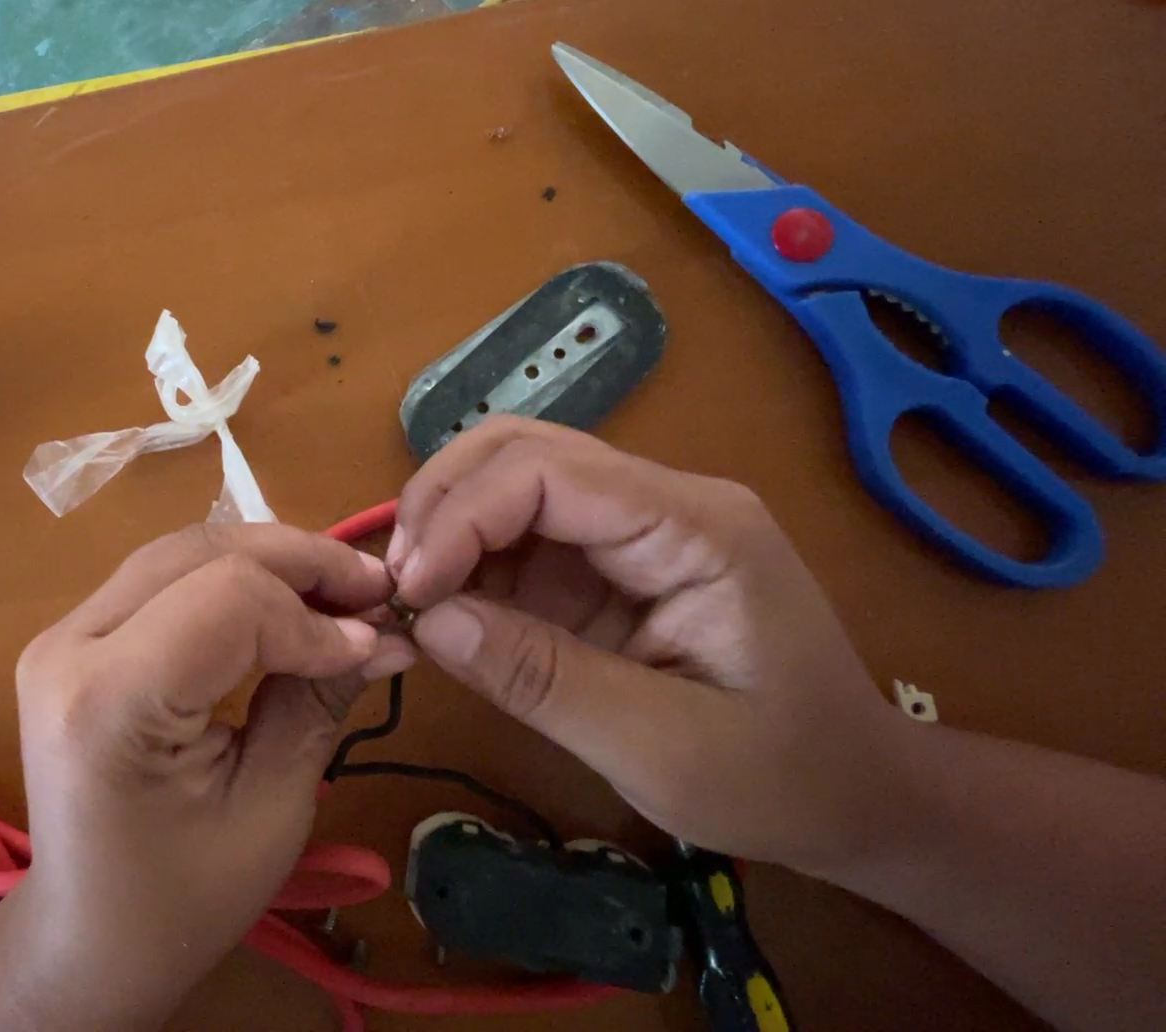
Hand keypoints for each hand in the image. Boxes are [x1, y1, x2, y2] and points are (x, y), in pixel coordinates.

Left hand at [0, 525, 411, 1030]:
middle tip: (373, 589)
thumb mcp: (271, 807)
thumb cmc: (183, 898)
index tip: (374, 645)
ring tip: (336, 591)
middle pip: (200, 553)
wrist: (87, 933)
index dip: (311, 613)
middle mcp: (68, 646)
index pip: (226, 600)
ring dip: (267, 560)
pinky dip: (230, 577)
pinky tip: (279, 600)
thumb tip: (385, 633)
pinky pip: (162, 577)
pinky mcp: (71, 635)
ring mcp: (60, 634)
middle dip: (298, 560)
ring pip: (181, 550)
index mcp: (108, 701)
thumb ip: (319, 701)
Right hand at [387, 418, 911, 874]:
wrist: (851, 796)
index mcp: (694, 526)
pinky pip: (510, 532)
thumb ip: (542, 679)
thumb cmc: (780, 778)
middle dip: (439, 502)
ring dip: (440, 524)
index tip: (410, 590)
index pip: (546, 471)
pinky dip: (458, 557)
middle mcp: (655, 500)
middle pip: (516, 449)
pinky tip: (437, 602)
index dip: (461, 516)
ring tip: (406, 591)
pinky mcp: (596, 558)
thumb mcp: (662, 750)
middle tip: (394, 579)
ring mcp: (624, 524)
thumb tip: (428, 621)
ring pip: (502, 477)